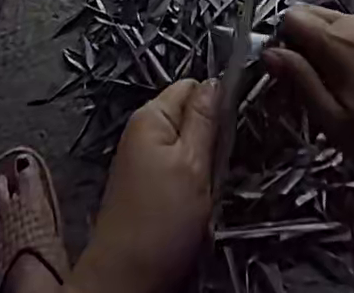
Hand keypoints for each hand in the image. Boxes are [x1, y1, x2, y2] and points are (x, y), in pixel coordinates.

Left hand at [73, 79, 216, 292]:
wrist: (125, 281)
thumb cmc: (160, 221)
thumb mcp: (193, 164)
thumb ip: (205, 119)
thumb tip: (215, 81)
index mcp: (151, 116)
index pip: (191, 85)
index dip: (214, 102)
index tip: (228, 129)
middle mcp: (143, 130)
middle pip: (189, 114)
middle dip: (209, 136)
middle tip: (217, 165)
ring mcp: (143, 158)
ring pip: (188, 144)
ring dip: (203, 162)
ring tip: (207, 186)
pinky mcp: (147, 183)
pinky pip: (178, 167)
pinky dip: (191, 180)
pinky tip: (195, 202)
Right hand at [261, 6, 353, 175]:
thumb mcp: (333, 120)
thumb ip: (300, 80)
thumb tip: (269, 53)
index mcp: (338, 41)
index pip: (292, 17)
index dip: (286, 41)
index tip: (294, 69)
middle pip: (313, 12)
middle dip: (306, 38)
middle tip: (318, 77)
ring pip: (338, 18)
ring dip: (331, 39)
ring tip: (347, 79)